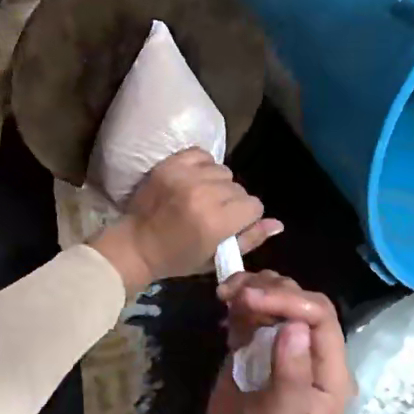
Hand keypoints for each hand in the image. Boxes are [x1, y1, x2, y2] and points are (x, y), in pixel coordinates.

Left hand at [89, 148, 280, 291]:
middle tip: (215, 213)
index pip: (253, 205)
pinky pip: (201, 154)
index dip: (246, 217)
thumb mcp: (216, 259)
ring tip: (203, 196)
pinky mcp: (169, 164)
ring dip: (218, 183)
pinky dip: (202, 165)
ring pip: (223, 171)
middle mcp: (202, 194)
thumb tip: (278, 223)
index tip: (232, 224)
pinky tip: (195, 180)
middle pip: (239, 188)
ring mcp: (184, 176)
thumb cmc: (177, 258)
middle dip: (232, 201)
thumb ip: (249, 240)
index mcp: (215, 222)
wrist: (135, 244)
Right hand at [206, 272, 353, 413]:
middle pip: (301, 301)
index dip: (288, 300)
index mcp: (331, 373)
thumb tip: (295, 328)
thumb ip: (290, 375)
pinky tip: (223, 302)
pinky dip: (240, 298)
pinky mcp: (261, 345)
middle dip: (268, 289)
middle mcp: (314, 354)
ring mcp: (287, 347)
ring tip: (225, 294)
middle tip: (230, 294)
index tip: (249, 298)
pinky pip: (257, 310)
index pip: (320, 318)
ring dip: (253, 287)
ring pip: (280, 298)